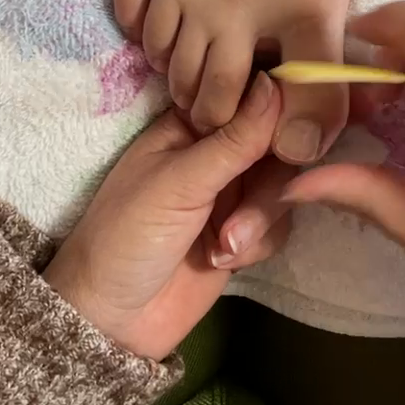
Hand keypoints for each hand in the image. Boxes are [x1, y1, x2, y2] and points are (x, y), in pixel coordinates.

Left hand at [44, 74, 290, 359]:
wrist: (112, 321)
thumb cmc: (128, 235)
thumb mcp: (180, 182)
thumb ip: (233, 138)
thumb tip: (274, 83)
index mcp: (192, 122)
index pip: (250, 98)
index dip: (278, 112)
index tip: (291, 135)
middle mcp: (218, 150)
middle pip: (277, 145)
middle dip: (267, 187)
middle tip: (237, 222)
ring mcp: (233, 191)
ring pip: (283, 186)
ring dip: (260, 219)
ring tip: (224, 247)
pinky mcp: (246, 230)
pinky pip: (281, 223)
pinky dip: (260, 242)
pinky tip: (224, 260)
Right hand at [114, 0, 351, 160]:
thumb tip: (299, 41)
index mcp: (306, 0)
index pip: (298, 105)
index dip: (288, 132)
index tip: (278, 126)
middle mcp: (238, 4)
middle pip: (215, 92)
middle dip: (221, 112)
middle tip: (223, 112)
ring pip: (169, 60)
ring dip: (181, 76)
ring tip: (189, 78)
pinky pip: (131, 15)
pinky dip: (146, 32)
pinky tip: (158, 26)